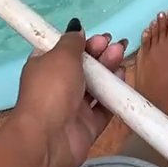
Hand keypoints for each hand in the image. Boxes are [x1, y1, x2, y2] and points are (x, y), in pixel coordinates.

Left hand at [9, 22, 124, 166]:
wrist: (48, 138)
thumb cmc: (51, 89)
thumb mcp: (61, 55)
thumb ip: (73, 41)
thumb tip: (75, 28)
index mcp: (45, 67)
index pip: (65, 50)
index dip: (82, 43)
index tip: (97, 37)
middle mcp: (58, 86)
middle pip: (84, 66)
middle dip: (100, 54)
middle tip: (114, 45)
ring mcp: (73, 106)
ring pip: (96, 84)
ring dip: (109, 69)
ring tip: (120, 56)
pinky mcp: (88, 125)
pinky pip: (104, 106)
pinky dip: (114, 92)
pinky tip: (122, 78)